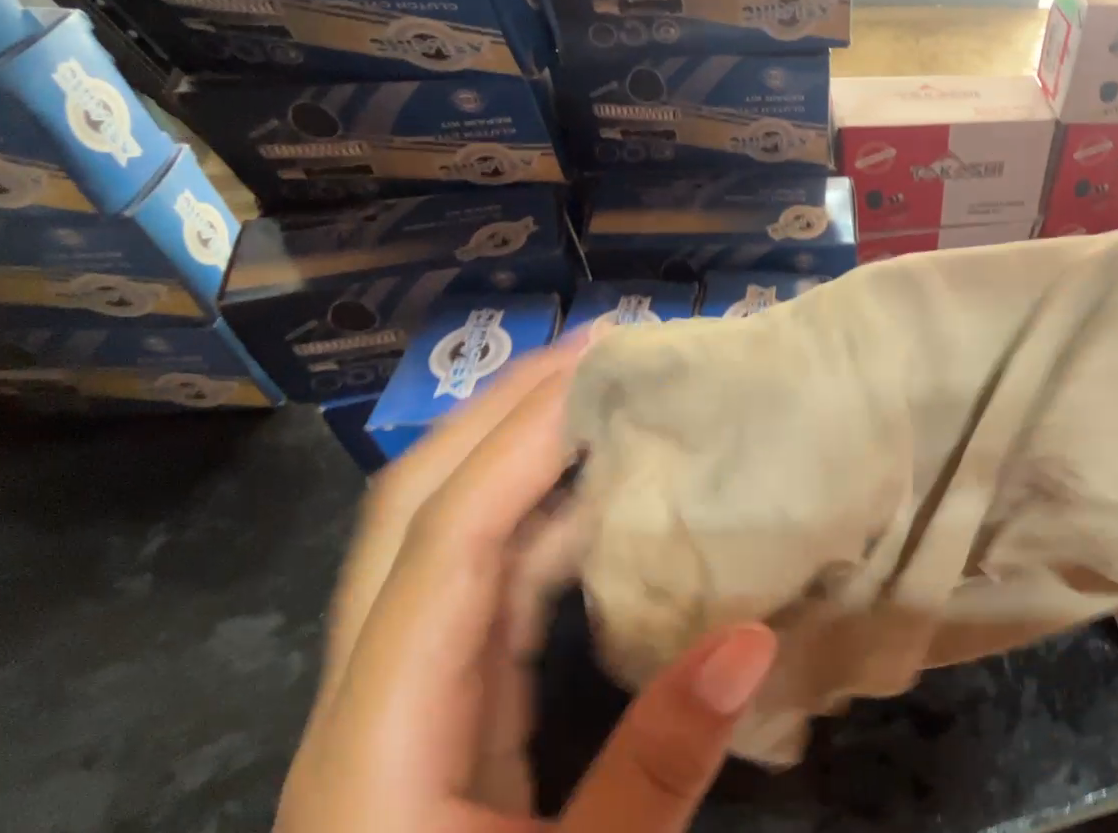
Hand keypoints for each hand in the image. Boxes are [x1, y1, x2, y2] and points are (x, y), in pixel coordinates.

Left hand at [277, 338, 777, 832]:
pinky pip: (482, 594)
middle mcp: (369, 701)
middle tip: (602, 347)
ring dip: (520, 458)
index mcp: (377, 743)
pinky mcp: (440, 721)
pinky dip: (539, 527)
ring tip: (607, 399)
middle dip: (500, 414)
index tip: (605, 366)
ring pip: (441, 545)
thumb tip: (748, 640)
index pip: (444, 546)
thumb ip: (654, 771)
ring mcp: (399, 707)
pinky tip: (601, 503)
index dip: (523, 441)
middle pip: (409, 517)